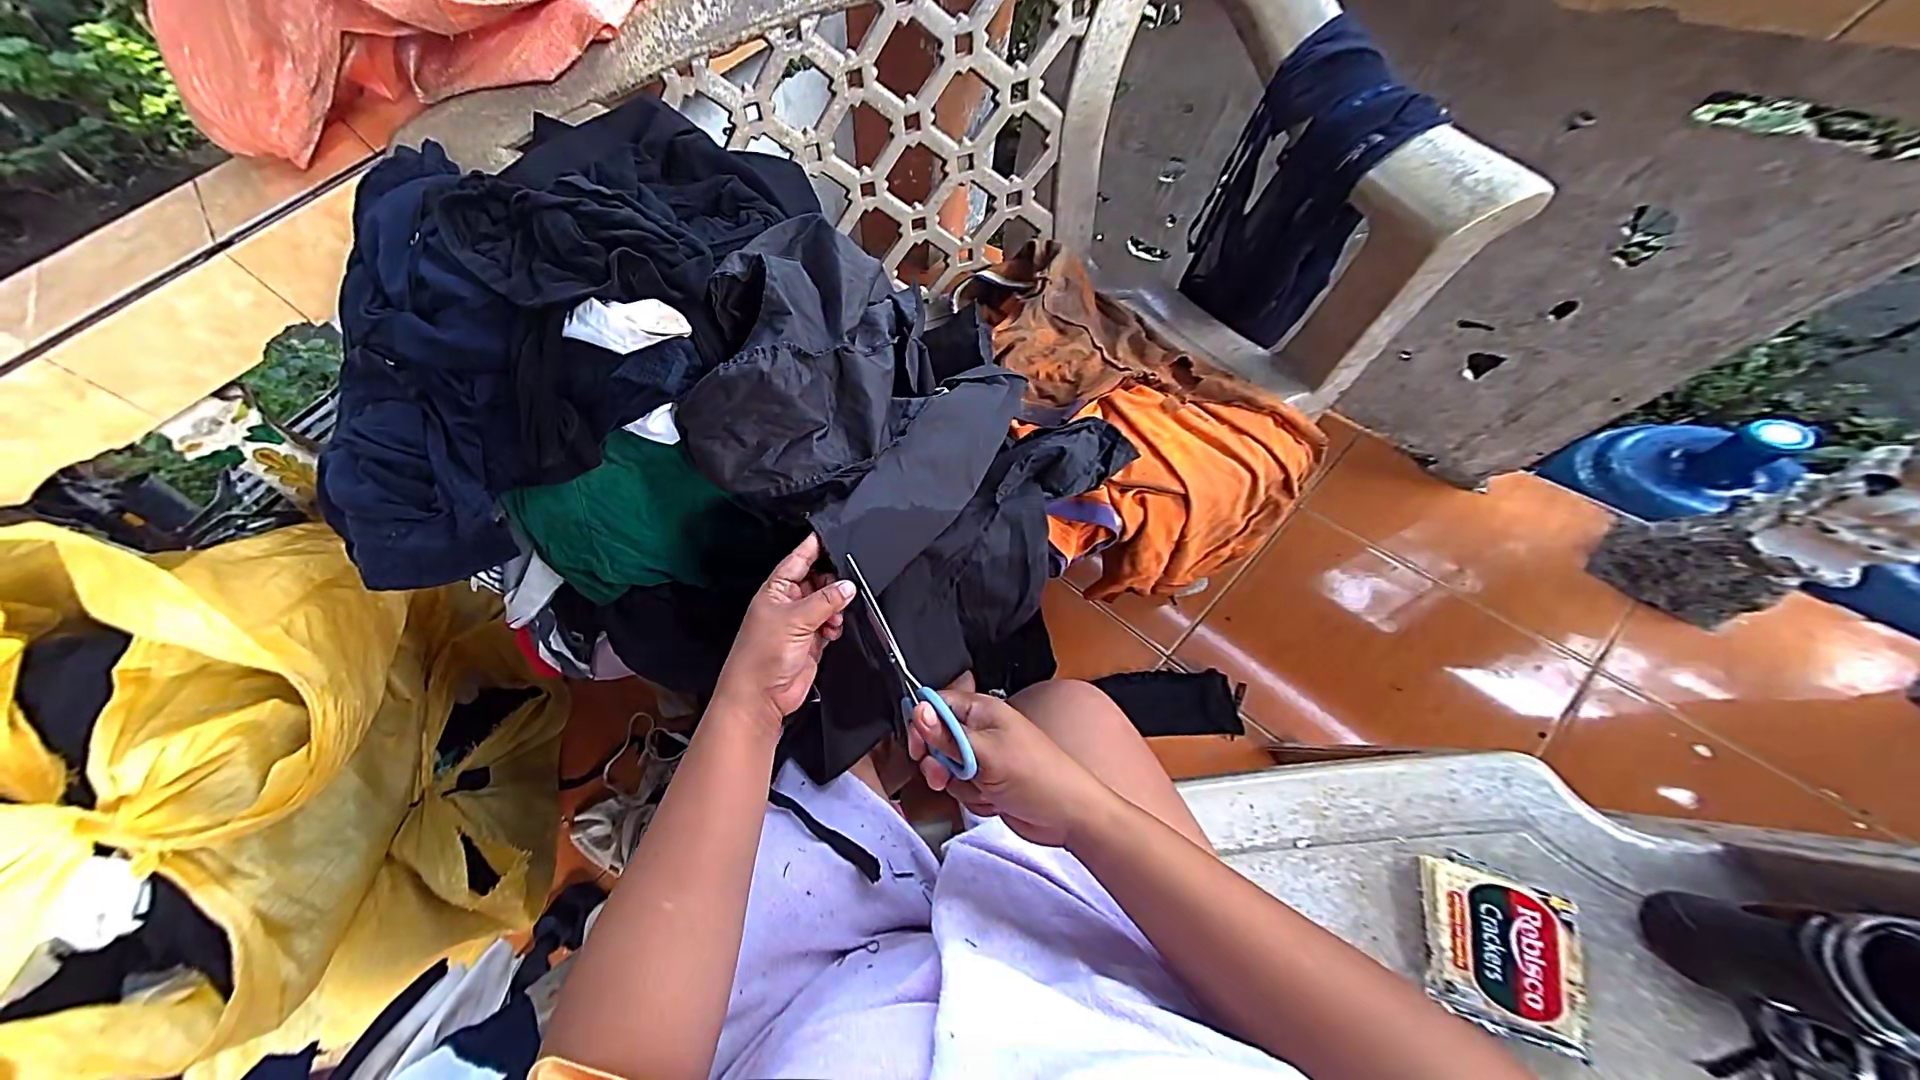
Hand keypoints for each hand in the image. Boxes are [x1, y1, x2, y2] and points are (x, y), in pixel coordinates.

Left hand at [711, 534, 856, 736]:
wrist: (761, 696)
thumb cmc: (761, 657)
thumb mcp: (795, 619)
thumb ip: (825, 601)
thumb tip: (847, 586)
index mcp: (775, 591)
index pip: (798, 560)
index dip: (813, 547)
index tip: (830, 535)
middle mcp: (787, 604)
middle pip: (816, 580)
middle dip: (832, 582)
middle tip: (844, 585)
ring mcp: (799, 623)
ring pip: (826, 602)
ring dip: (836, 607)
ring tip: (835, 616)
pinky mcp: (811, 640)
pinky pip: (830, 623)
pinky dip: (836, 624)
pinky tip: (834, 630)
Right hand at [907, 689, 1113, 845]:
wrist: (1068, 815)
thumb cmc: (1040, 776)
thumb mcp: (986, 754)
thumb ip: (948, 735)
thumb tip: (919, 711)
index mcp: (982, 710)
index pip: (936, 705)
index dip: (923, 725)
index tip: (921, 747)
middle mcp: (981, 730)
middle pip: (937, 738)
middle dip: (939, 761)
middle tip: (947, 772)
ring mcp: (984, 757)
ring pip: (947, 767)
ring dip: (957, 783)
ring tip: (977, 787)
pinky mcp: (986, 782)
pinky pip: (960, 788)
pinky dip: (971, 798)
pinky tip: (990, 799)